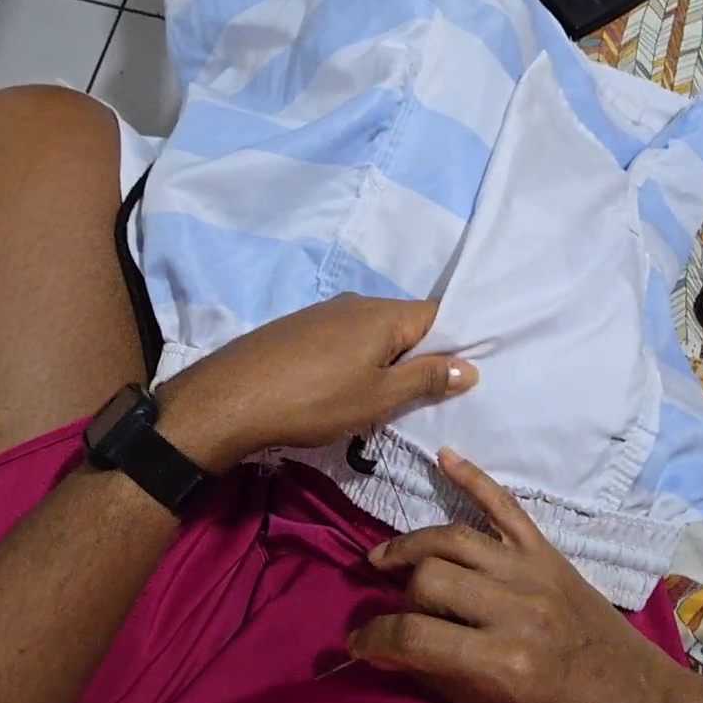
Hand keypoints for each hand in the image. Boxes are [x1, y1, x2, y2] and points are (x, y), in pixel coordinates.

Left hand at [155, 293, 475, 472]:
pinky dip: (357, 357)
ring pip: (374, 331)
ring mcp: (326, 312)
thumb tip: (469, 367)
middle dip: (420, 354)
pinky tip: (344, 385)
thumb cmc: (316, 400)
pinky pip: (346, 336)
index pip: (438, 314)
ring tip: (386, 396)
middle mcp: (359, 303)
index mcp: (385, 314)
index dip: (456, 340)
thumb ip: (425, 379)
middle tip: (427, 394)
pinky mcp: (301, 326)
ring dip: (386, 358)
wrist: (232, 397)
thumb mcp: (378, 398)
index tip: (465, 370)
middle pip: (406, 322)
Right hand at [348, 449, 702, 702]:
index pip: (414, 635)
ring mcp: (532, 571)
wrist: (639, 702)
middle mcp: (515, 607)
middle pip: (432, 577)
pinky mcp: (547, 551)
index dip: (374, 639)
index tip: (356, 643)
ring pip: (455, 538)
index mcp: (503, 661)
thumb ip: (441, 678)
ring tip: (387, 558)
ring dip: (414, 545)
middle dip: (401, 595)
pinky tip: (445, 456)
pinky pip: (505, 505)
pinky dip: (474, 478)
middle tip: (394, 608)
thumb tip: (387, 650)